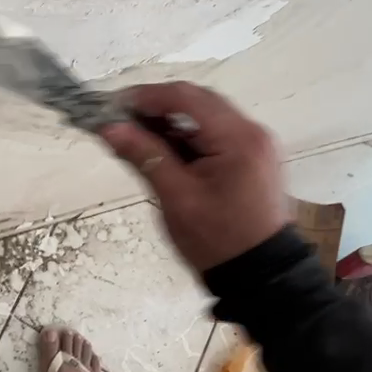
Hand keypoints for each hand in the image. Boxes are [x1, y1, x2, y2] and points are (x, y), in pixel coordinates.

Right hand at [98, 82, 289, 270]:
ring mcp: (254, 143)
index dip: (145, 96)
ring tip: (135, 135)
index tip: (112, 106)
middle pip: (196, 100)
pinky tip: (161, 149)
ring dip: (168, 120)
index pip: (186, 97)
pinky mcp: (250, 157)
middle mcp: (251, 132)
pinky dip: (184, 135)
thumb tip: (108, 128)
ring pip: (203, 115)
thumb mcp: (176, 197)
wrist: (262, 276)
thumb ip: (144, 156)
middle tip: (120, 120)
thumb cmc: (218, 239)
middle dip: (155, 106)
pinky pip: (212, 132)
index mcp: (237, 138)